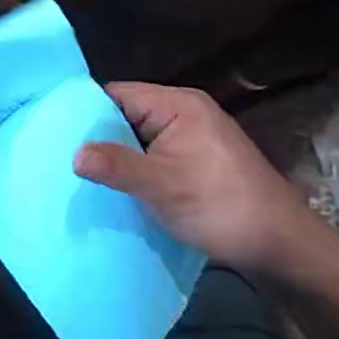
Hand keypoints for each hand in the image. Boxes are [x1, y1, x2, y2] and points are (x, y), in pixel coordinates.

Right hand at [73, 83, 320, 273]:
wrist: (281, 245)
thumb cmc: (220, 206)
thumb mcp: (161, 186)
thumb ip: (116, 166)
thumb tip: (74, 154)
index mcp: (177, 105)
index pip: (117, 93)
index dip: (86, 110)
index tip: (57, 133)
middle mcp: (185, 111)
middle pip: (126, 112)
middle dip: (98, 135)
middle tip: (63, 156)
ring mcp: (193, 135)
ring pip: (138, 136)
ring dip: (116, 154)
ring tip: (81, 171)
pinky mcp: (197, 159)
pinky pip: (153, 152)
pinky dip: (135, 166)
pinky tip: (115, 184)